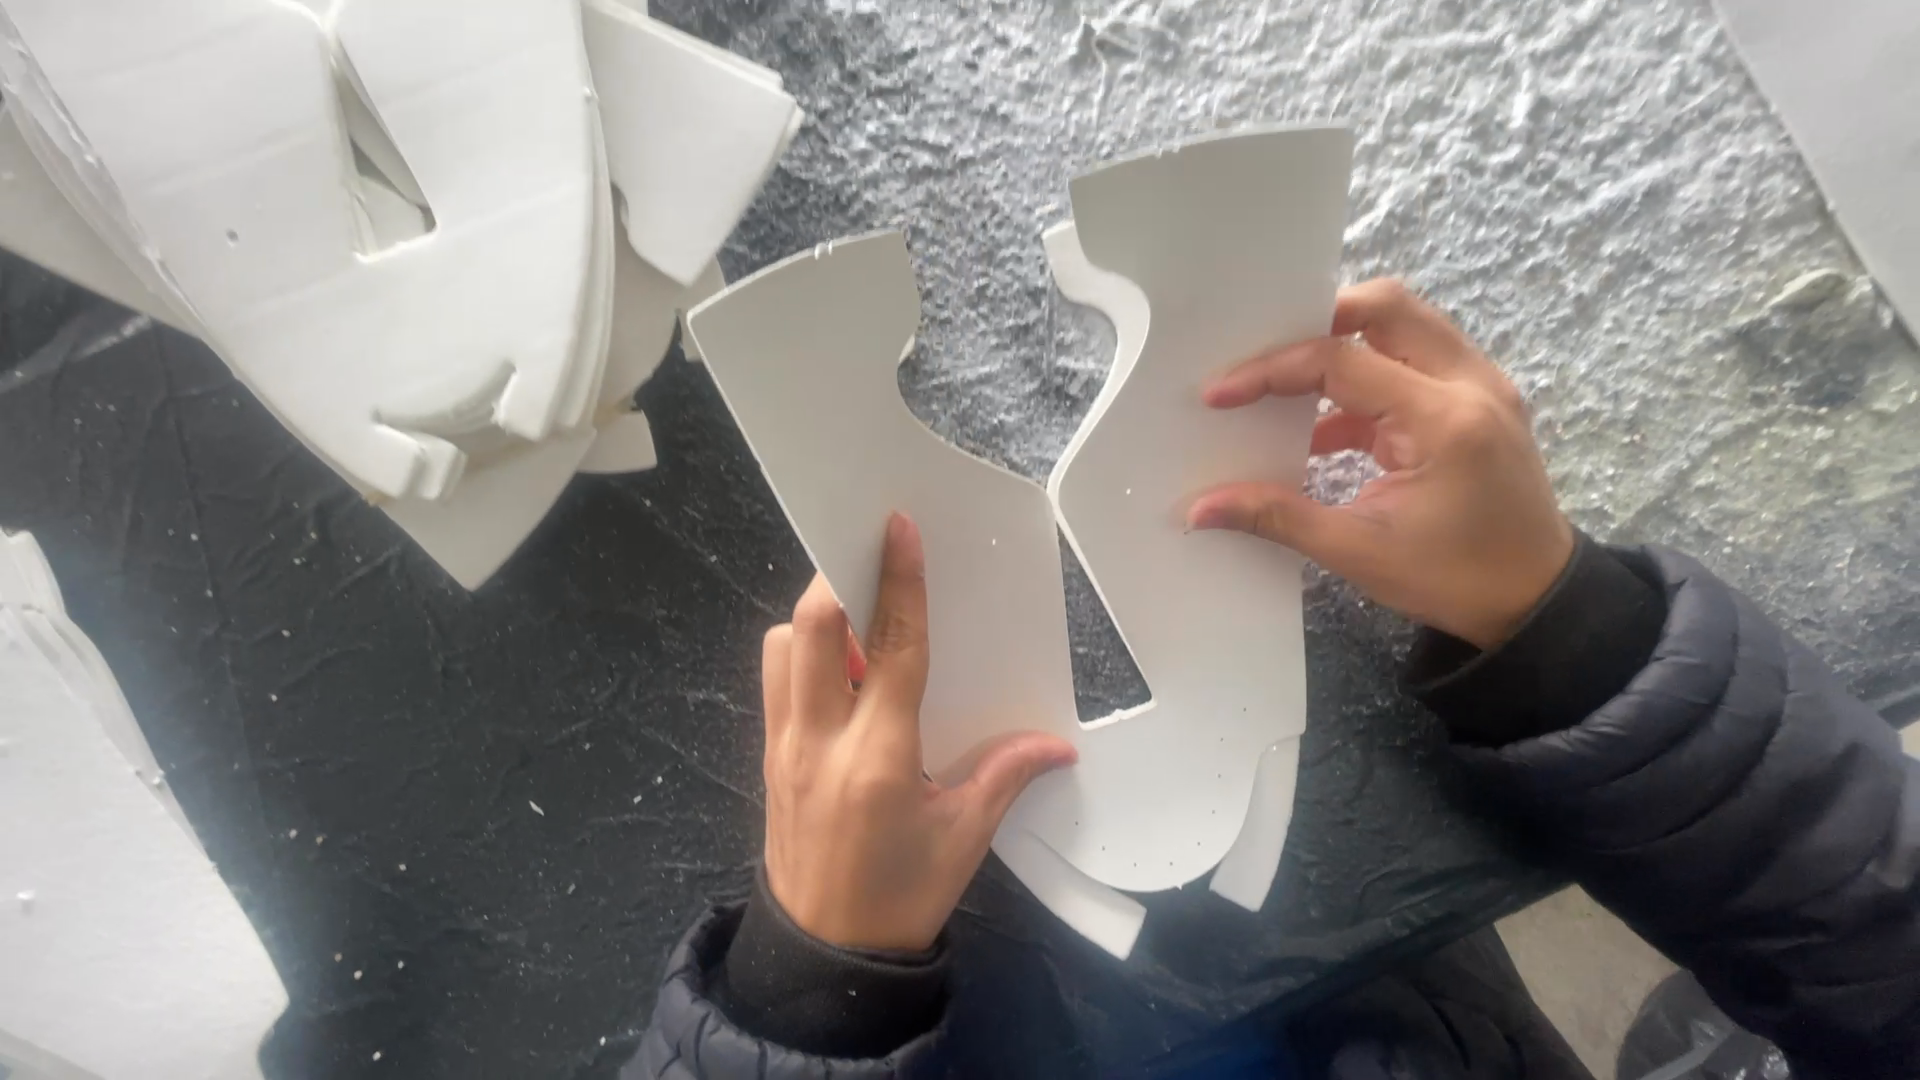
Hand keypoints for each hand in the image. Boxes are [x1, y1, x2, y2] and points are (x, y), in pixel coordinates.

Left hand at [760, 513, 1077, 950]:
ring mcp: (783, 746)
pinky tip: (841, 673)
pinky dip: (801, 651)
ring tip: (861, 628)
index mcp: (879, 757)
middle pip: (812, 629)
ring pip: (782, 647)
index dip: (898, 582)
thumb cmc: (902, 897)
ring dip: (816, 618)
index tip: (898, 527)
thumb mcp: (964, 839)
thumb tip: (1058, 744)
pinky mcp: (768, 756)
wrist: (824, 960)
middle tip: (870, 558)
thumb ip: (1005, 775)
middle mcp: (820, 739)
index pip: (892, 648)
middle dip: (837, 577)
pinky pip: (775, 679)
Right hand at [1187, 280, 1573, 649]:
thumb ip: (1276, 517)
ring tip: (1284, 382)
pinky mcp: (1472, 402)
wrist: (1537, 601)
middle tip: (1261, 353)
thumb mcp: (1357, 551)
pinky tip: (1319, 430)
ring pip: (1402, 325)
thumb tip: (1200, 508)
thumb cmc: (1454, 579)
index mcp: (1444, 419)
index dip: (1271, 372)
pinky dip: (1360, 382)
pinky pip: (1408, 365)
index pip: (1341, 362)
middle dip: (1316, 321)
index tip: (1219, 394)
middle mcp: (1470, 383)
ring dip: (1341, 344)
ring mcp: (1478, 387)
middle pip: (1387, 308)